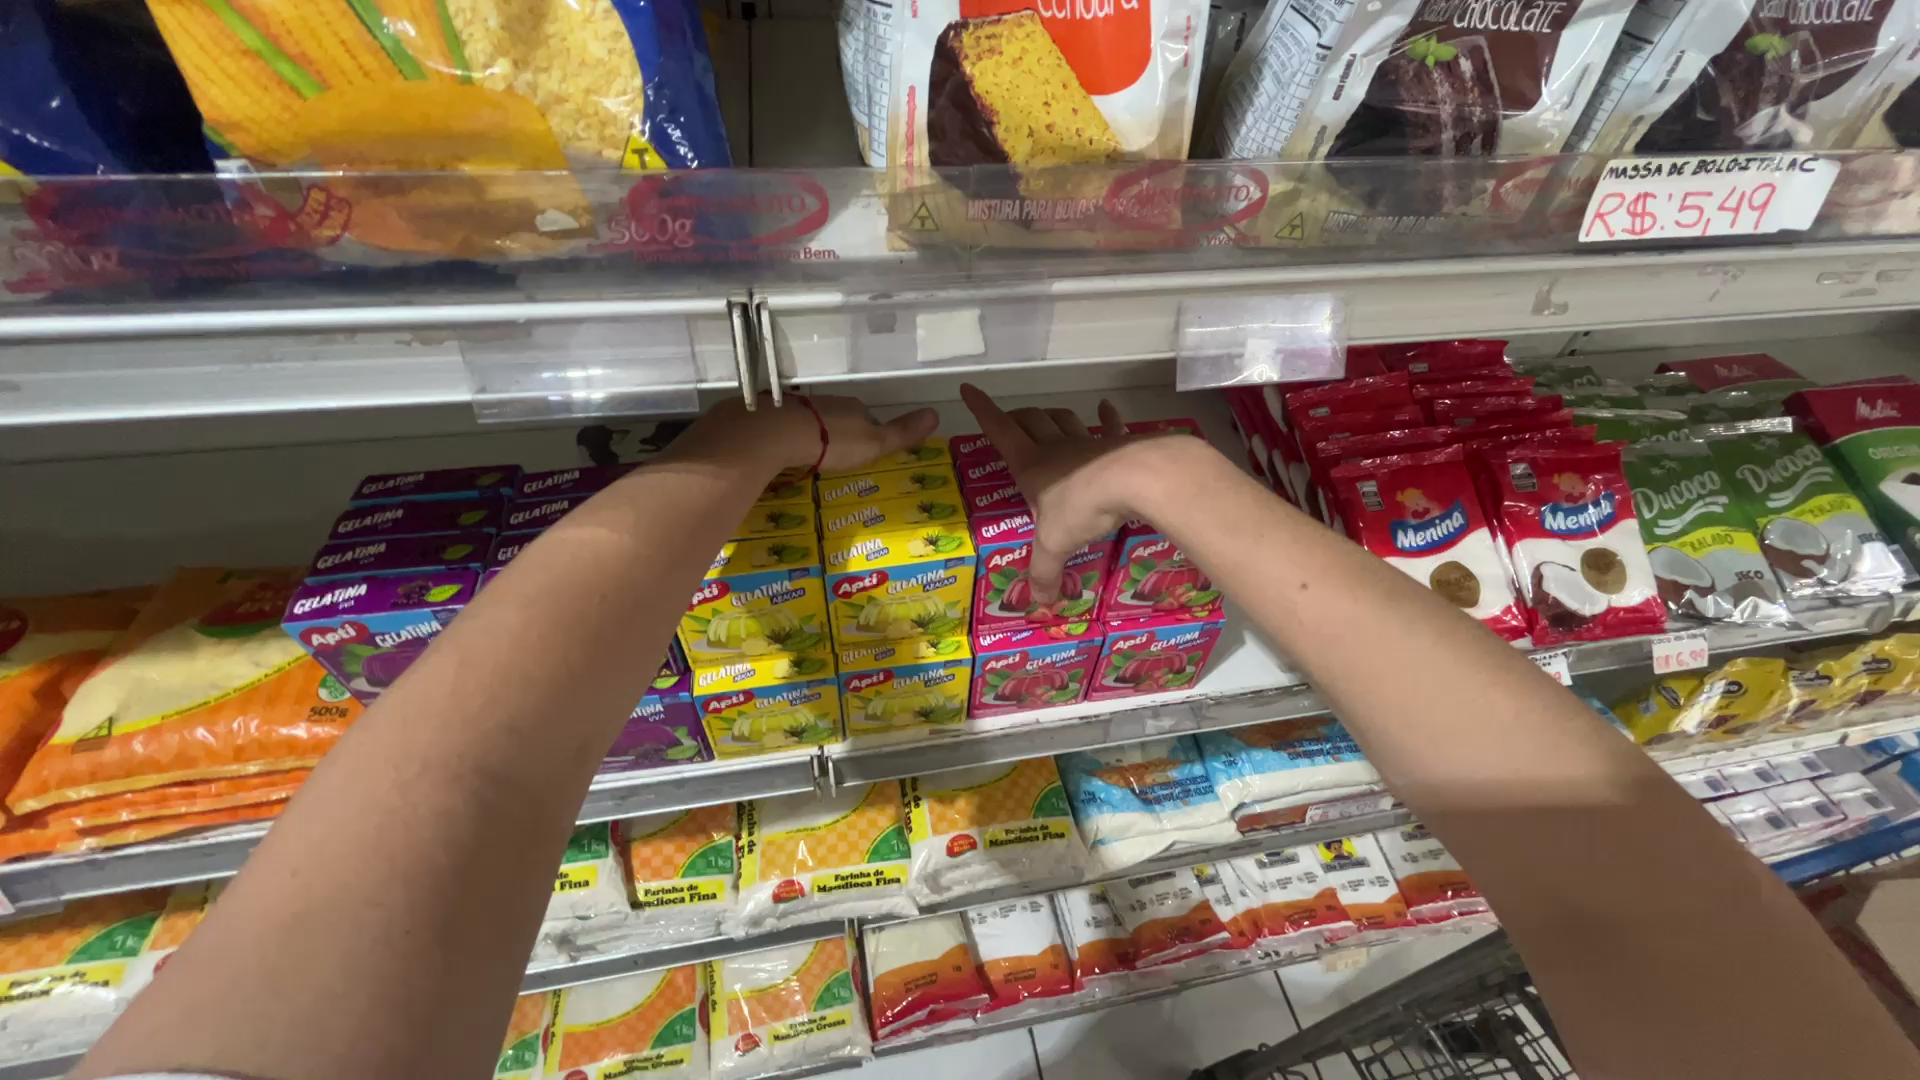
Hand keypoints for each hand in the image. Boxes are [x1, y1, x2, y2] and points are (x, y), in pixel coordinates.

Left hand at [673, 394, 939, 474]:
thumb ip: (902, 433)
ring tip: (811, 456)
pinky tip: (785, 450)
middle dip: (838, 434)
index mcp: (853, 407)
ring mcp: (797, 406)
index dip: (868, 434)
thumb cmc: (832, 442)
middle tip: (837, 457)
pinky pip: (785, 426)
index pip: (867, 418)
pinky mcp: (771, 415)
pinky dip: (788, 437)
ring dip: (812, 434)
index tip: (864, 453)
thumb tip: (937, 413)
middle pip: (838, 418)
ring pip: (811, 420)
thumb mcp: (874, 443)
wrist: (777, 433)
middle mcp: (827, 401)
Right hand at [960, 385, 1142, 604]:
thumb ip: (1044, 573)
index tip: (968, 389)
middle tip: (1010, 418)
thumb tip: (1039, 606)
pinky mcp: (1119, 442)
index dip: (981, 410)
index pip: (999, 431)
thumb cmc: (1083, 507)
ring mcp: (1088, 441)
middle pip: (1031, 420)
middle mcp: (1055, 447)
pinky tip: (1105, 409)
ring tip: (1048, 417)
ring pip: (1064, 419)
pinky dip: (1106, 416)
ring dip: (1053, 415)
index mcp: (1030, 465)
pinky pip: (1109, 425)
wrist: (1136, 479)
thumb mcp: (1054, 545)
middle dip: (1017, 416)